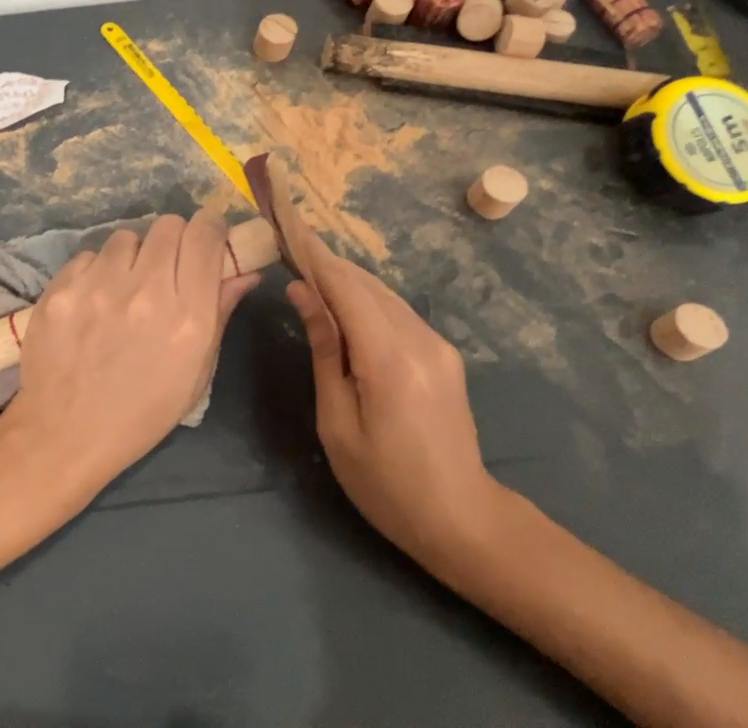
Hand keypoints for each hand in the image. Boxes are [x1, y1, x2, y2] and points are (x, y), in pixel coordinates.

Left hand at [0, 209, 262, 491]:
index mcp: (188, 316)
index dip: (210, 229)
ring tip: (124, 287)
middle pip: (168, 225)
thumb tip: (244, 272)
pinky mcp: (61, 288)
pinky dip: (95, 271)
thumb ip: (219, 314)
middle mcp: (146, 291)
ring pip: (126, 236)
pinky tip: (92, 302)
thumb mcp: (196, 374)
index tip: (207, 238)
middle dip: (173, 240)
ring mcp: (99, 286)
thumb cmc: (142, 413)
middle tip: (166, 265)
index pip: (205, 236)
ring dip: (132, 255)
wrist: (65, 433)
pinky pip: (87, 256)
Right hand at [285, 235, 505, 571]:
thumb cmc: (384, 482)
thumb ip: (324, 350)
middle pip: (368, 285)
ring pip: (385, 296)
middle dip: (328, 263)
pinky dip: (366, 301)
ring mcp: (438, 346)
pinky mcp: (444, 356)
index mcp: (391, 359)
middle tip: (289, 244)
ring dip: (346, 280)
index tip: (287, 228)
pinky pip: (398, 314)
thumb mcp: (337, 421)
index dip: (316, 257)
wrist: (460, 518)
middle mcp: (421, 340)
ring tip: (307, 269)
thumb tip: (303, 293)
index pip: (347, 289)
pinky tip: (342, 304)